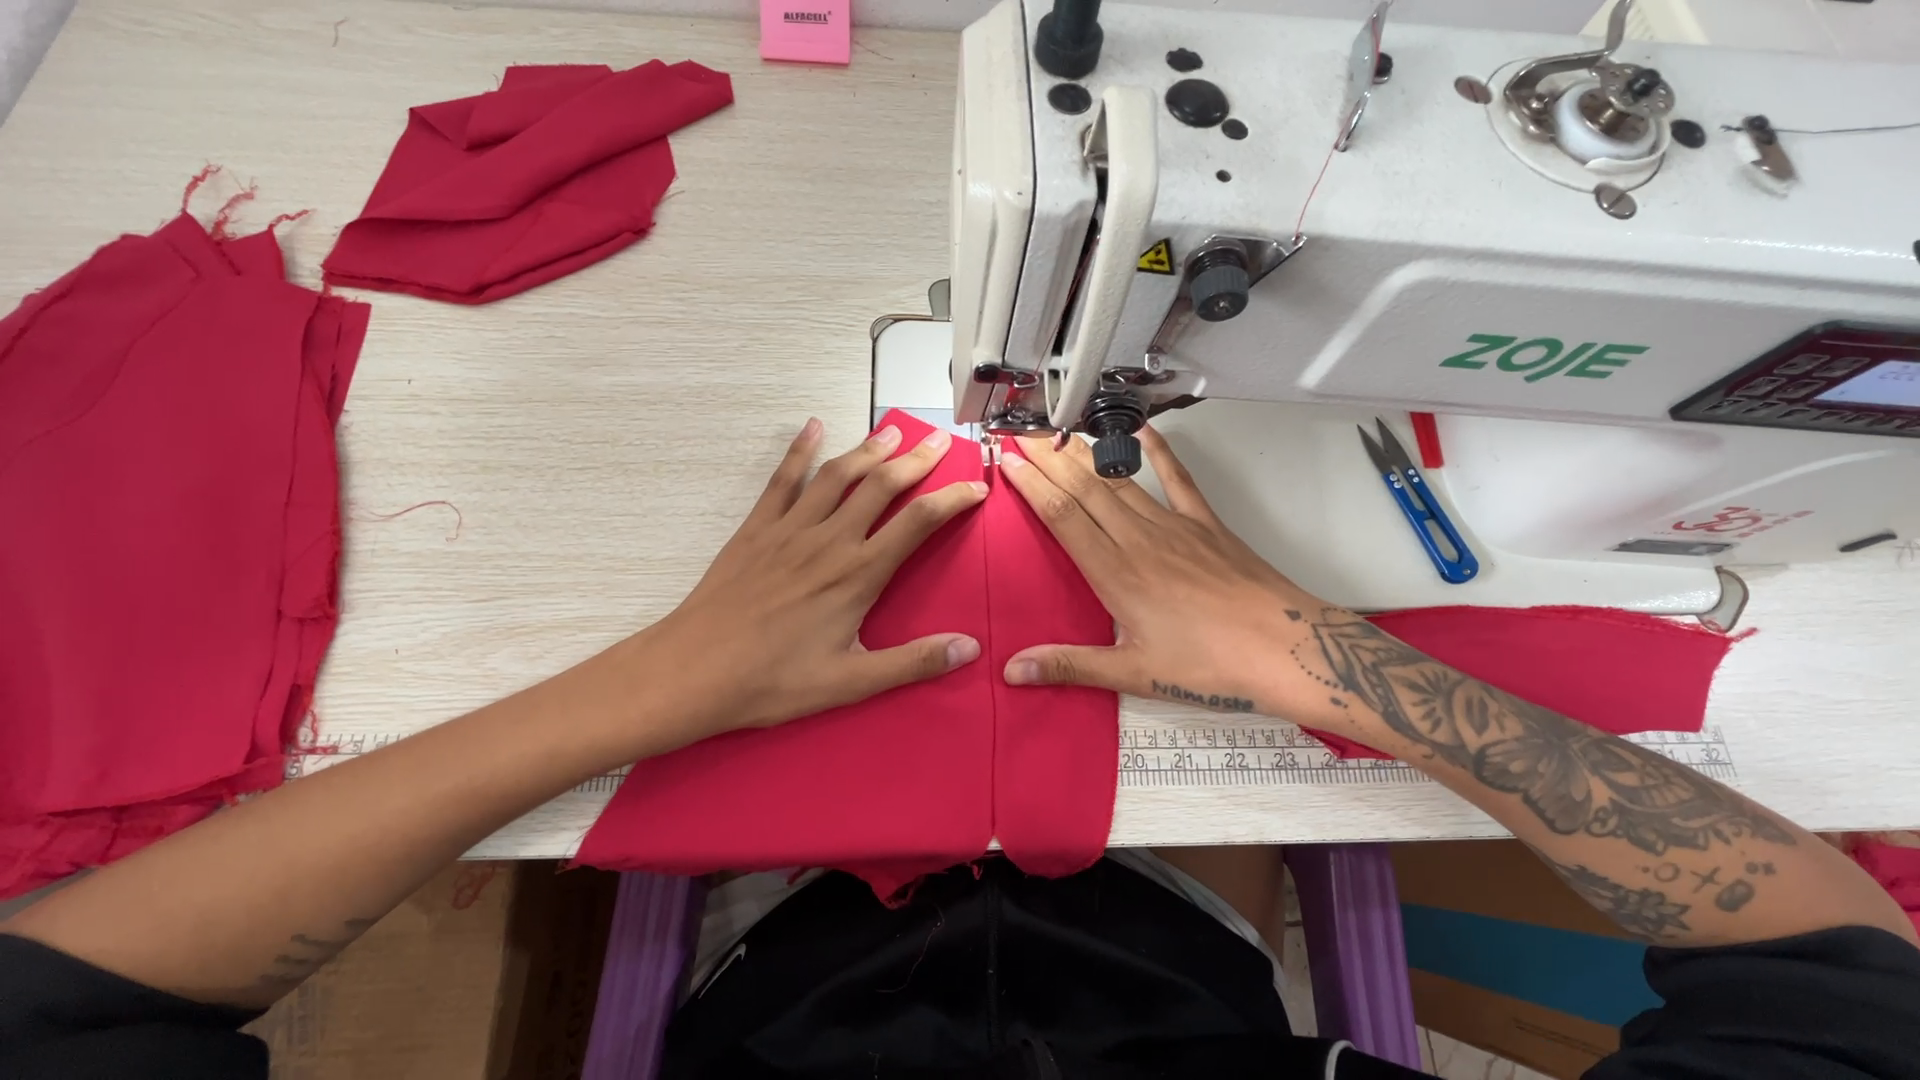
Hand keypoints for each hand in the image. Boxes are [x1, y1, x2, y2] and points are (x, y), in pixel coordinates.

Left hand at [609, 419, 987, 748]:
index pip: (919, 522)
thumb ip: (913, 662)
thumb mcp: (851, 682)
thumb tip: (970, 647)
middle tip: (938, 440)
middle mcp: (830, 540)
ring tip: (892, 431)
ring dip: (868, 449)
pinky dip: (800, 450)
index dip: (953, 499)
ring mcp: (790, 528)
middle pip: (882, 485)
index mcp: (858, 574)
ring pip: (838, 475)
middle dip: (916, 460)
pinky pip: (782, 479)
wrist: (694, 670)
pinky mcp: (757, 528)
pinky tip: (812, 426)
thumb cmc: (774, 681)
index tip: (976, 486)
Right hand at [996, 428, 1352, 726]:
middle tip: (1019, 434)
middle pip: (1084, 488)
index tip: (1006, 462)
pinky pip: (1178, 480)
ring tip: (1057, 434)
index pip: (1062, 516)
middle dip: (1047, 458)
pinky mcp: (1206, 525)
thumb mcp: (1133, 673)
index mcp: (1116, 574)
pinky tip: (1143, 431)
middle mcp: (1139, 540)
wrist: (1285, 649)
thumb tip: (1012, 670)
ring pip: (1120, 480)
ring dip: (1084, 455)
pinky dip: (1160, 453)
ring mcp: (1175, 527)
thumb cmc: (1210, 666)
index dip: (1031, 485)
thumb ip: (1070, 665)